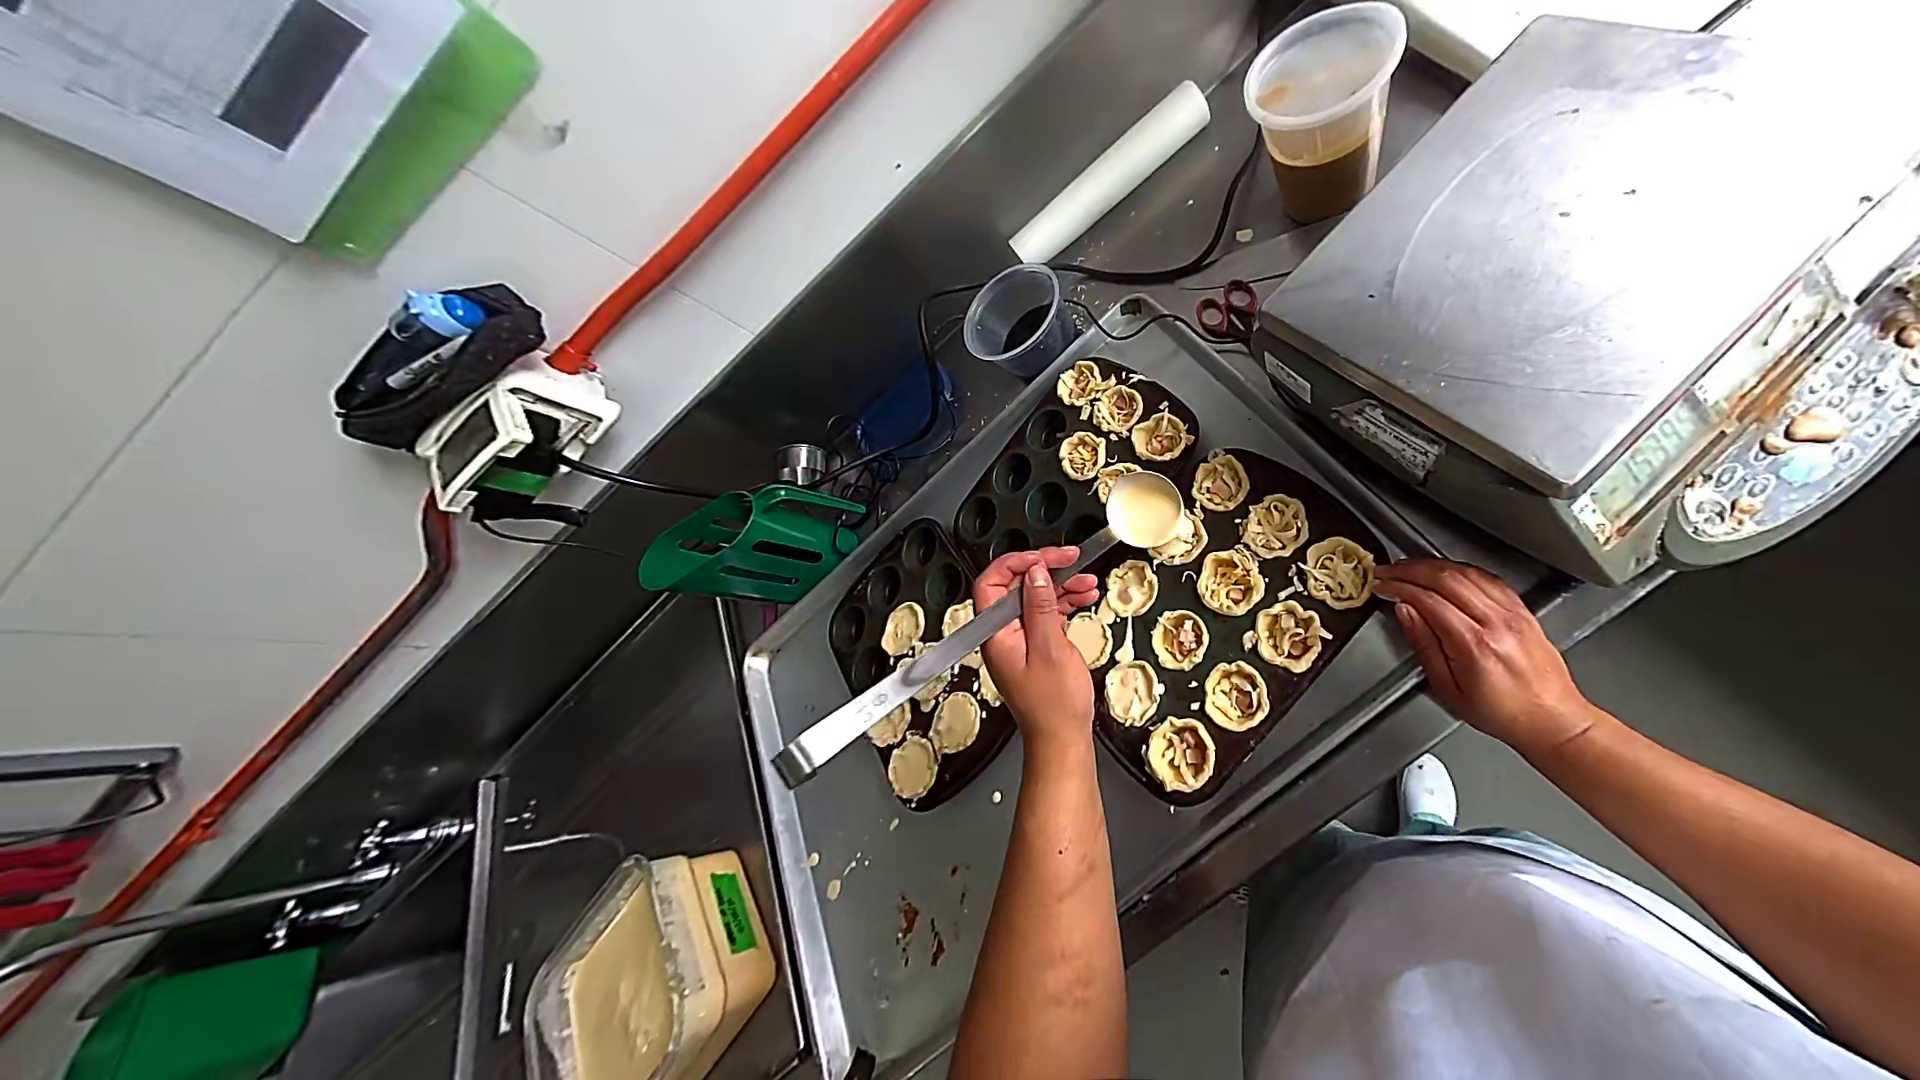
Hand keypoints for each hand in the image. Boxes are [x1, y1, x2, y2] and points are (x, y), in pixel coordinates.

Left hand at [973, 548, 1099, 752]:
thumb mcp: (1050, 649)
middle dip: (1045, 570)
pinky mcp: (1035, 645)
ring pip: (1034, 598)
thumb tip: (1035, 573)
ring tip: (1088, 582)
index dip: (1015, 564)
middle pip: (1016, 587)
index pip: (991, 583)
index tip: (1043, 557)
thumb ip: (1040, 607)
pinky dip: (1064, 603)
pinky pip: (1045, 613)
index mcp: (995, 634)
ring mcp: (1019, 639)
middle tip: (1073, 560)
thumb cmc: (1054, 705)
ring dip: (1061, 586)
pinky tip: (1084, 597)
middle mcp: (1002, 634)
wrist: (1063, 738)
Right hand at [1374, 558, 1607, 757]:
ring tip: (1408, 567)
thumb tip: (1404, 612)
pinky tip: (1445, 571)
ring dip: (1432, 565)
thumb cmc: (1500, 712)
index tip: (1381, 586)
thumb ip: (1424, 644)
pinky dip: (1460, 569)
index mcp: (1475, 645)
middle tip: (1387, 571)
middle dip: (1410, 569)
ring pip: (1468, 573)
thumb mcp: (1447, 686)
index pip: (1429, 600)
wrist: (1553, 720)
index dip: (1399, 587)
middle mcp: (1498, 623)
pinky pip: (1489, 579)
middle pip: (1447, 578)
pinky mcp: (1524, 612)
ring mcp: (1515, 614)